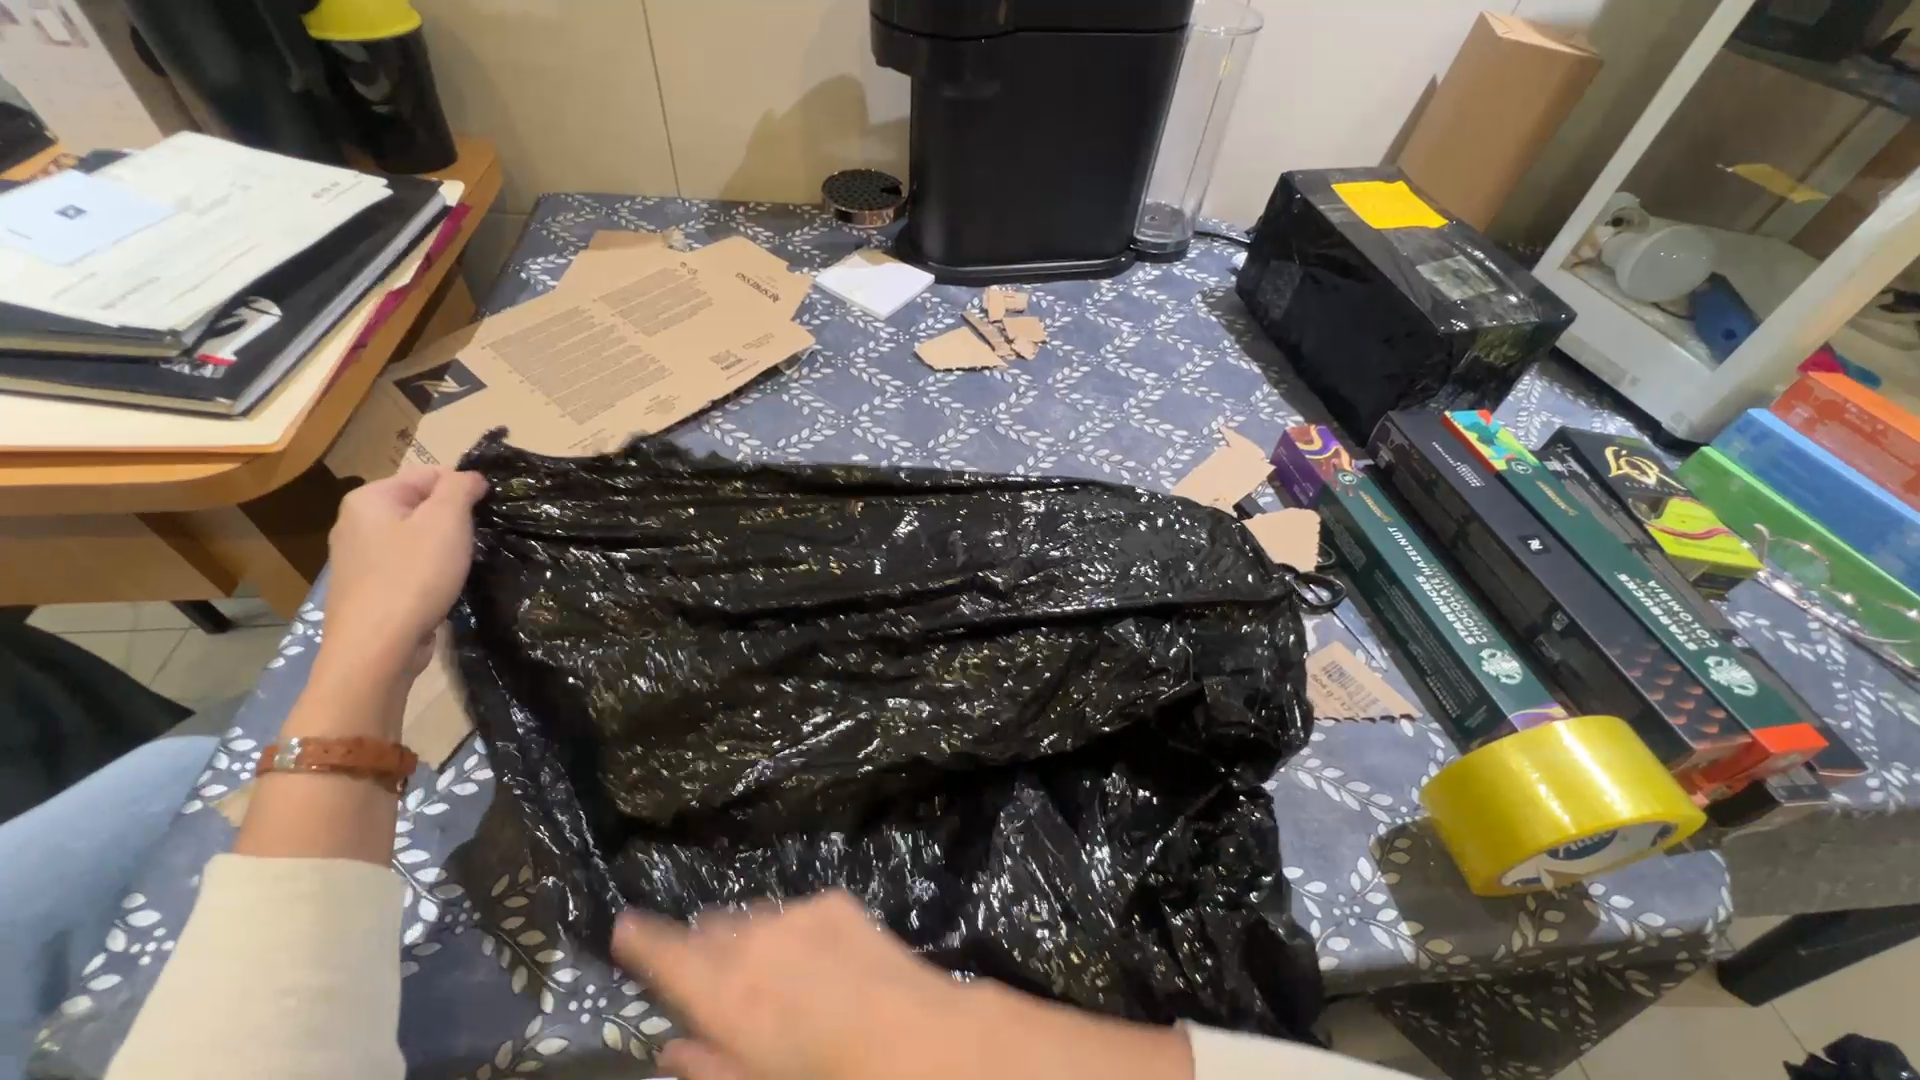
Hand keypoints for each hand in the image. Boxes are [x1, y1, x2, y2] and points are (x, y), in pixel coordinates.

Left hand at [319, 466, 487, 687]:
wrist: (378, 647)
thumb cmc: (413, 576)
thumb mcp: (446, 521)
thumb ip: (460, 488)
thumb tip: (471, 477)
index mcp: (369, 499)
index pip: (429, 474)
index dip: (464, 489)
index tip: (487, 514)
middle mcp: (355, 523)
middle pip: (421, 506)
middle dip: (454, 521)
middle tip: (476, 542)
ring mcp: (358, 559)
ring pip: (416, 539)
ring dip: (444, 548)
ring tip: (462, 567)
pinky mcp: (368, 589)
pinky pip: (407, 567)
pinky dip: (430, 572)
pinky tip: (442, 588)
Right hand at [612, 891, 1192, 1079]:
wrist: (927, 1040)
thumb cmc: (833, 1077)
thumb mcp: (759, 1079)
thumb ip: (710, 1065)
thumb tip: (672, 1050)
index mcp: (725, 992)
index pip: (664, 954)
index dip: (640, 940)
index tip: (622, 927)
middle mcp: (753, 940)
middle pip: (706, 930)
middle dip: (694, 944)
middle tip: (691, 962)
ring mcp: (797, 915)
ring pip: (748, 916)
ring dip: (738, 933)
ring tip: (743, 957)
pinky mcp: (836, 904)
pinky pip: (789, 910)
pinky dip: (779, 926)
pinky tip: (797, 950)